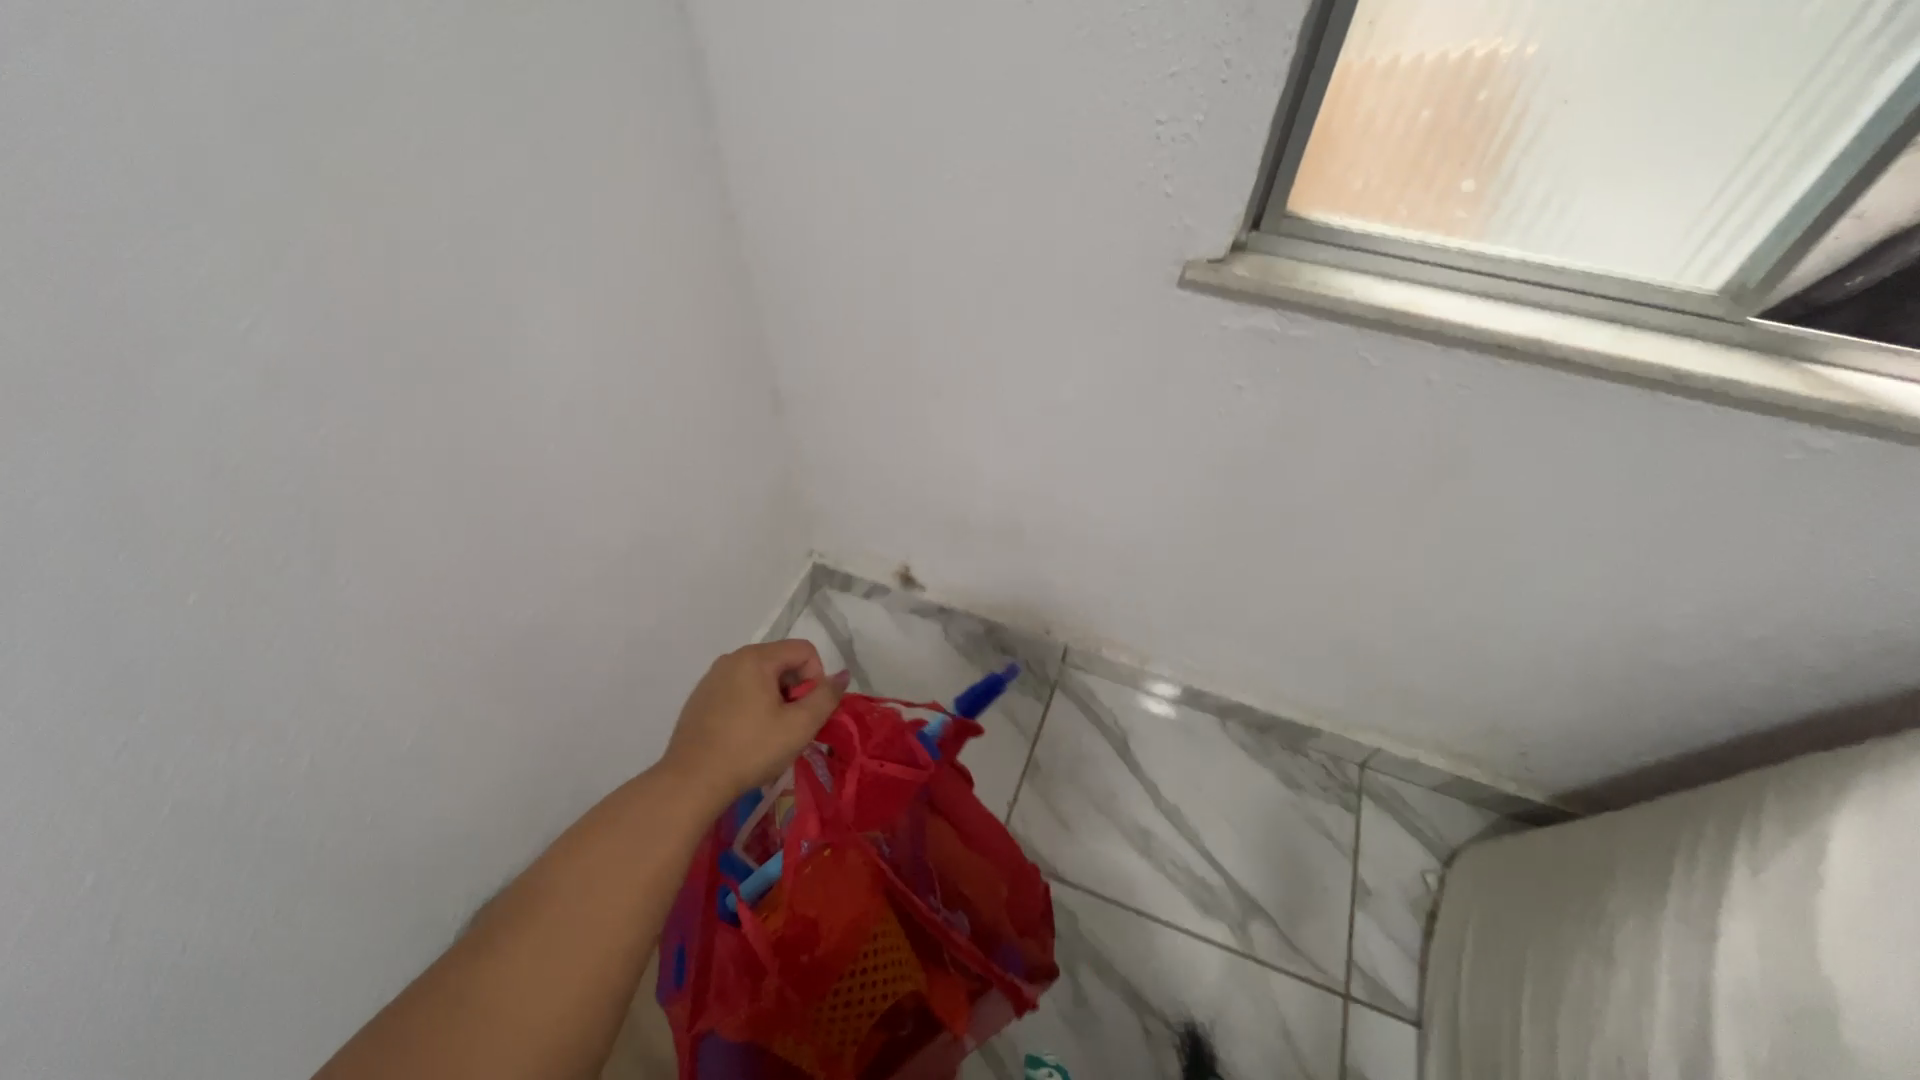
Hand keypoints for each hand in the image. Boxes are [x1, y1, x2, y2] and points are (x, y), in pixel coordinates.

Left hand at [659, 640, 849, 806]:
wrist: (692, 781)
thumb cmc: (751, 750)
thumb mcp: (800, 726)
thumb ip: (827, 696)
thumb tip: (842, 675)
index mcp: (756, 658)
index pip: (804, 650)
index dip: (816, 678)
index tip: (808, 711)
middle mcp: (732, 658)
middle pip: (781, 661)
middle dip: (795, 690)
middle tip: (791, 726)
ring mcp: (712, 677)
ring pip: (760, 677)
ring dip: (774, 699)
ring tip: (769, 733)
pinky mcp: (701, 697)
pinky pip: (738, 690)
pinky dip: (751, 706)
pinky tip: (745, 736)